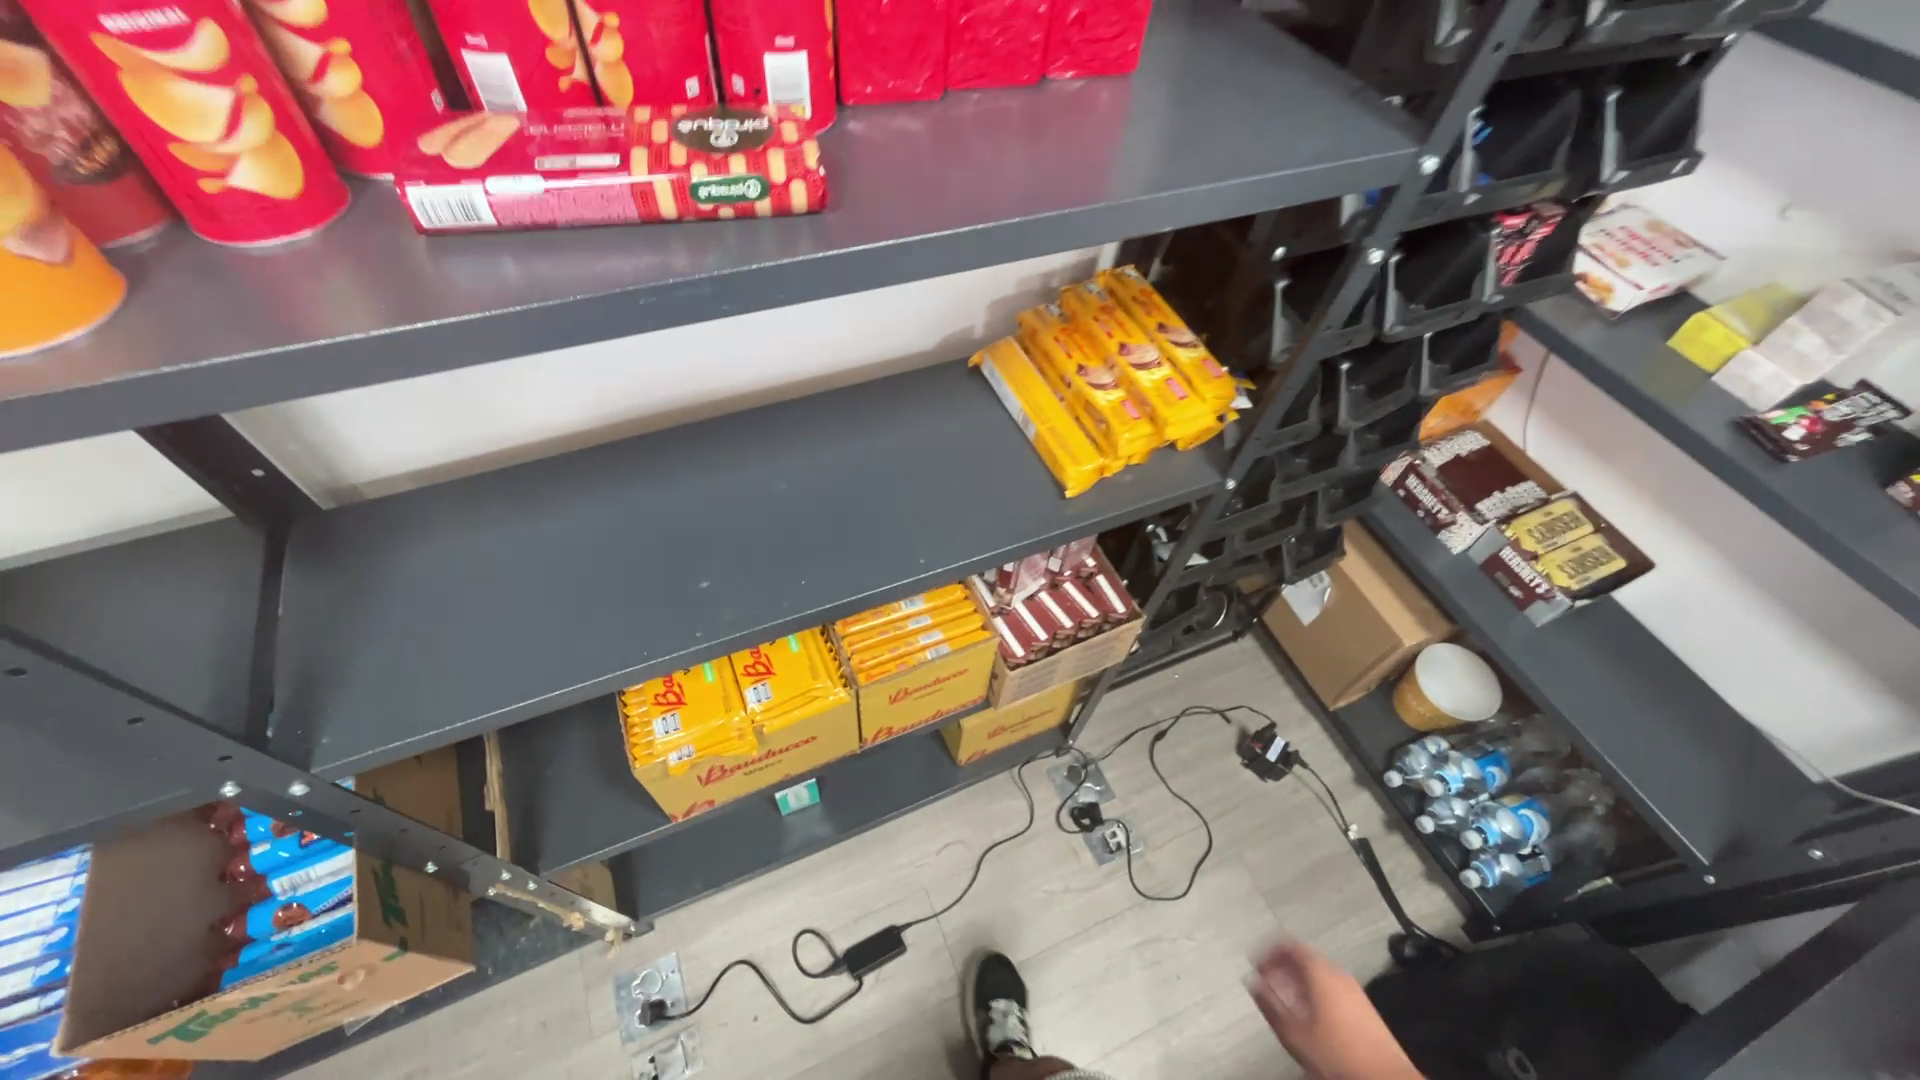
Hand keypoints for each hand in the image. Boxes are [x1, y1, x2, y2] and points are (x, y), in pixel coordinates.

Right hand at [1247, 942, 1421, 1079]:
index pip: (1289, 945)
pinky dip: (1314, 992)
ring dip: (1298, 981)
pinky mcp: (1363, 1006)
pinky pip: (1331, 987)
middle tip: (1267, 983)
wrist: (1385, 1078)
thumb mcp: (1294, 1032)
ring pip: (1318, 974)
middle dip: (1282, 968)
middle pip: (1304, 958)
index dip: (1268, 952)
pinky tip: (1309, 1015)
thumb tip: (1253, 983)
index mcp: (1320, 972)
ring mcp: (1354, 989)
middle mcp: (1338, 973)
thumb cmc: (1338, 1052)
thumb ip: (1270, 1003)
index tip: (1256, 966)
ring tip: (1285, 1001)